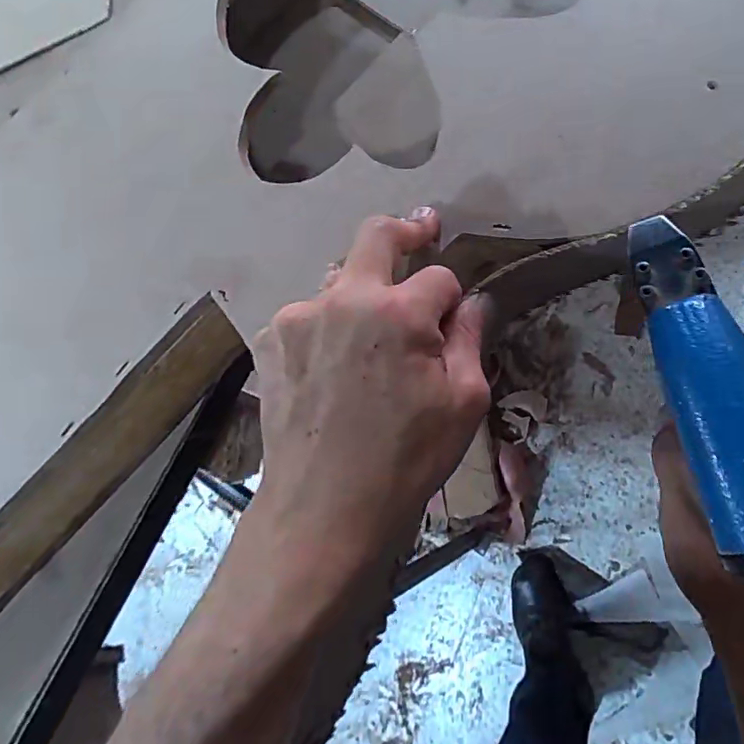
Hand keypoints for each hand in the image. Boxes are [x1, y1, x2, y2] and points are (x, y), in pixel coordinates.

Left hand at [249, 208, 491, 561]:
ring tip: (374, 334)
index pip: (439, 276)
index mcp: (397, 312)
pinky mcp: (269, 344)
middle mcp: (343, 300)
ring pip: (339, 278)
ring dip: (364, 290)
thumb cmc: (408, 458)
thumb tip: (474, 301)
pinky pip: (309, 314)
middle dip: (406, 229)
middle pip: (376, 236)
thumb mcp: (465, 400)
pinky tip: (336, 364)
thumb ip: (470, 337)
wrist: (324, 514)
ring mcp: (298, 319)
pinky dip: (330, 322)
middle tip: (424, 230)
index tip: (457, 319)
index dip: (454, 296)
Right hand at [651, 423, 743, 635]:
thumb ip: (675, 471)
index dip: (732, 405)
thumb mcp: (683, 530)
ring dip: (740, 440)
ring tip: (704, 442)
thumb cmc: (720, 585)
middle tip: (694, 422)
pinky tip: (723, 470)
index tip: (699, 399)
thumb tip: (670, 418)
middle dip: (732, 420)